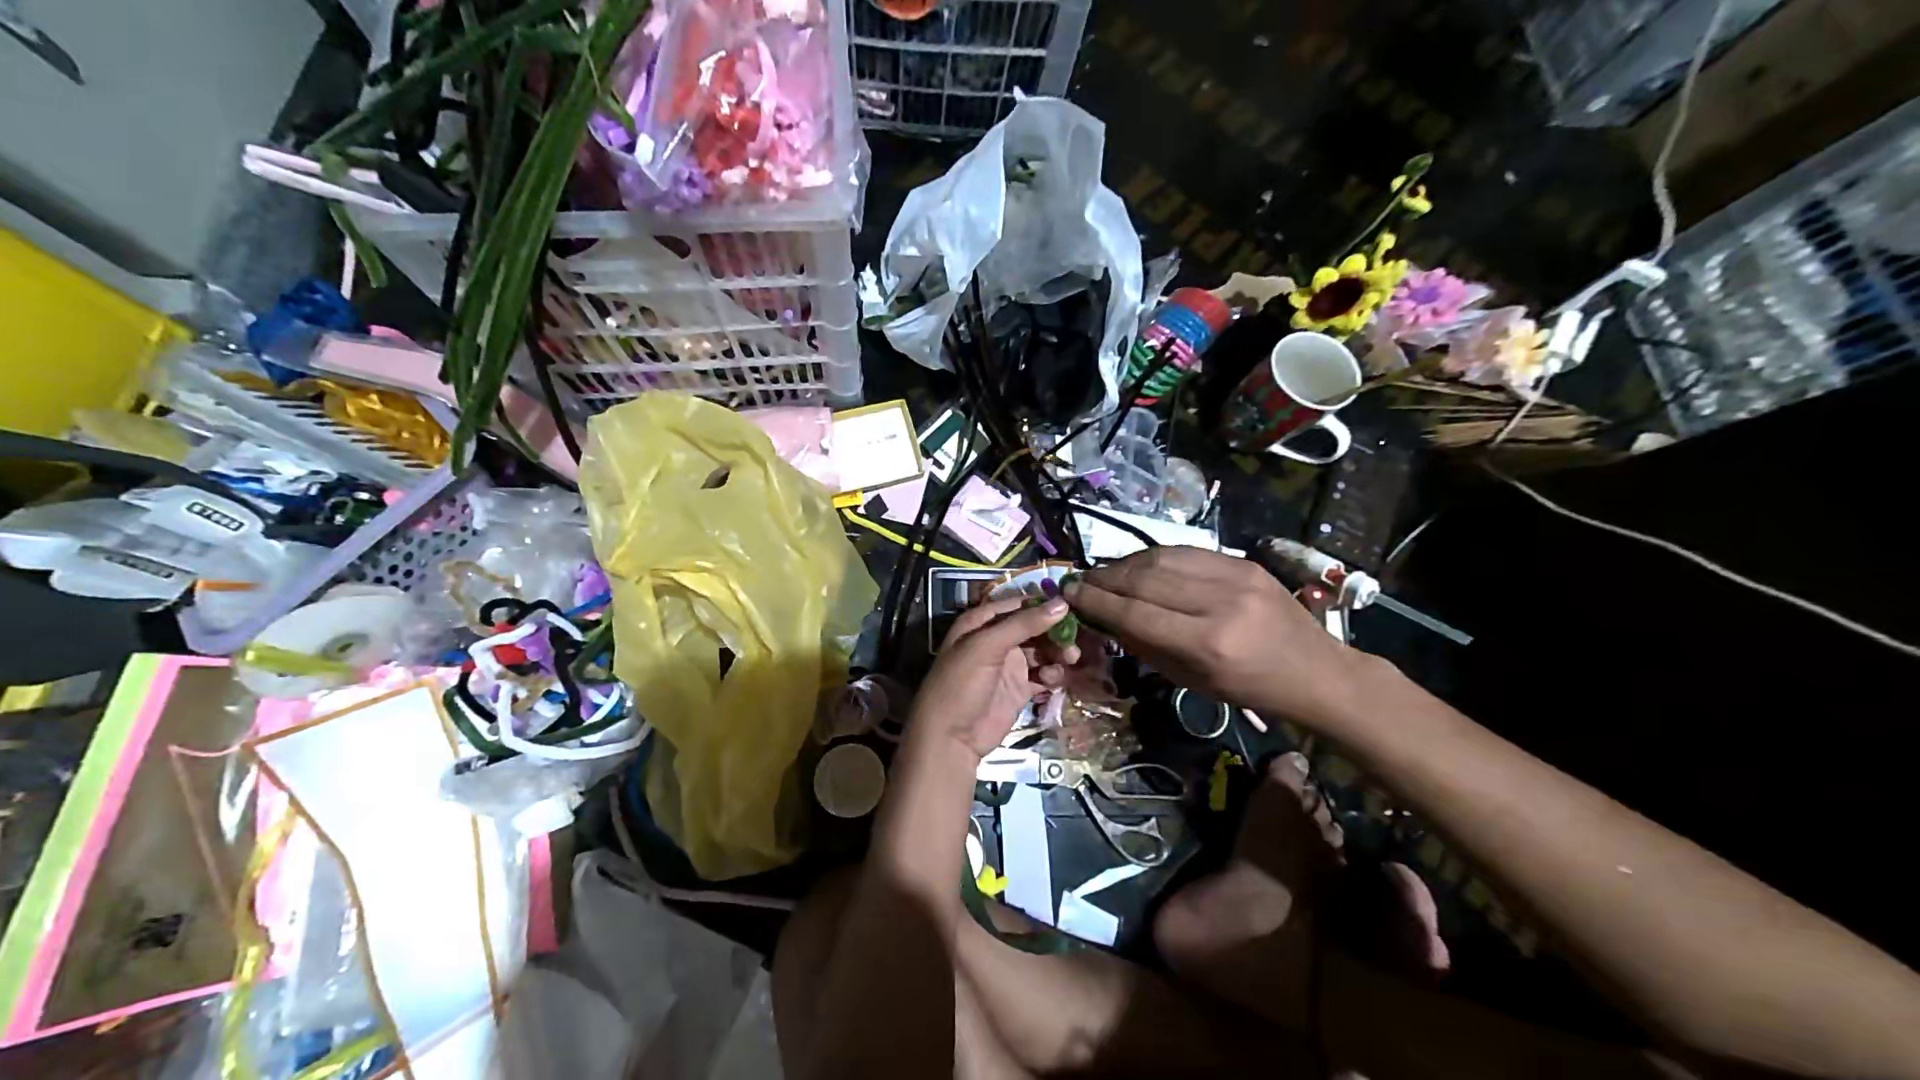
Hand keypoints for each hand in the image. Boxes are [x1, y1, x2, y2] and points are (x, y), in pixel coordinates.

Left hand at [907, 595, 1078, 758]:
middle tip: (1074, 639)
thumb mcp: (987, 646)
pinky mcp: (1019, 689)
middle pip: (1034, 628)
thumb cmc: (962, 684)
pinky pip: (1043, 675)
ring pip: (1042, 651)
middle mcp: (997, 640)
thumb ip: (1023, 624)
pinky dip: (1052, 674)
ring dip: (1057, 653)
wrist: (952, 737)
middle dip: (1055, 632)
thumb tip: (1062, 604)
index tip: (1072, 605)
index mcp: (982, 623)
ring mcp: (1009, 665)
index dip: (1043, 604)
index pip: (1018, 604)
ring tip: (1069, 659)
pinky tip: (1055, 680)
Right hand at [1064, 547, 1375, 730]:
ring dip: (1124, 564)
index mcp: (1208, 644)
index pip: (1136, 613)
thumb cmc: (1250, 689)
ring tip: (1104, 573)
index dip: (1096, 601)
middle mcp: (1219, 603)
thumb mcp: (1191, 681)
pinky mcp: (1243, 561)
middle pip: (1144, 579)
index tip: (1069, 593)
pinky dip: (1153, 558)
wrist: (1316, 671)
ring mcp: (1235, 576)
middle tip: (1080, 581)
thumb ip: (1145, 646)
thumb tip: (1105, 617)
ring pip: (1161, 558)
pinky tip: (1138, 566)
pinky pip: (1185, 552)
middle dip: (1104, 578)